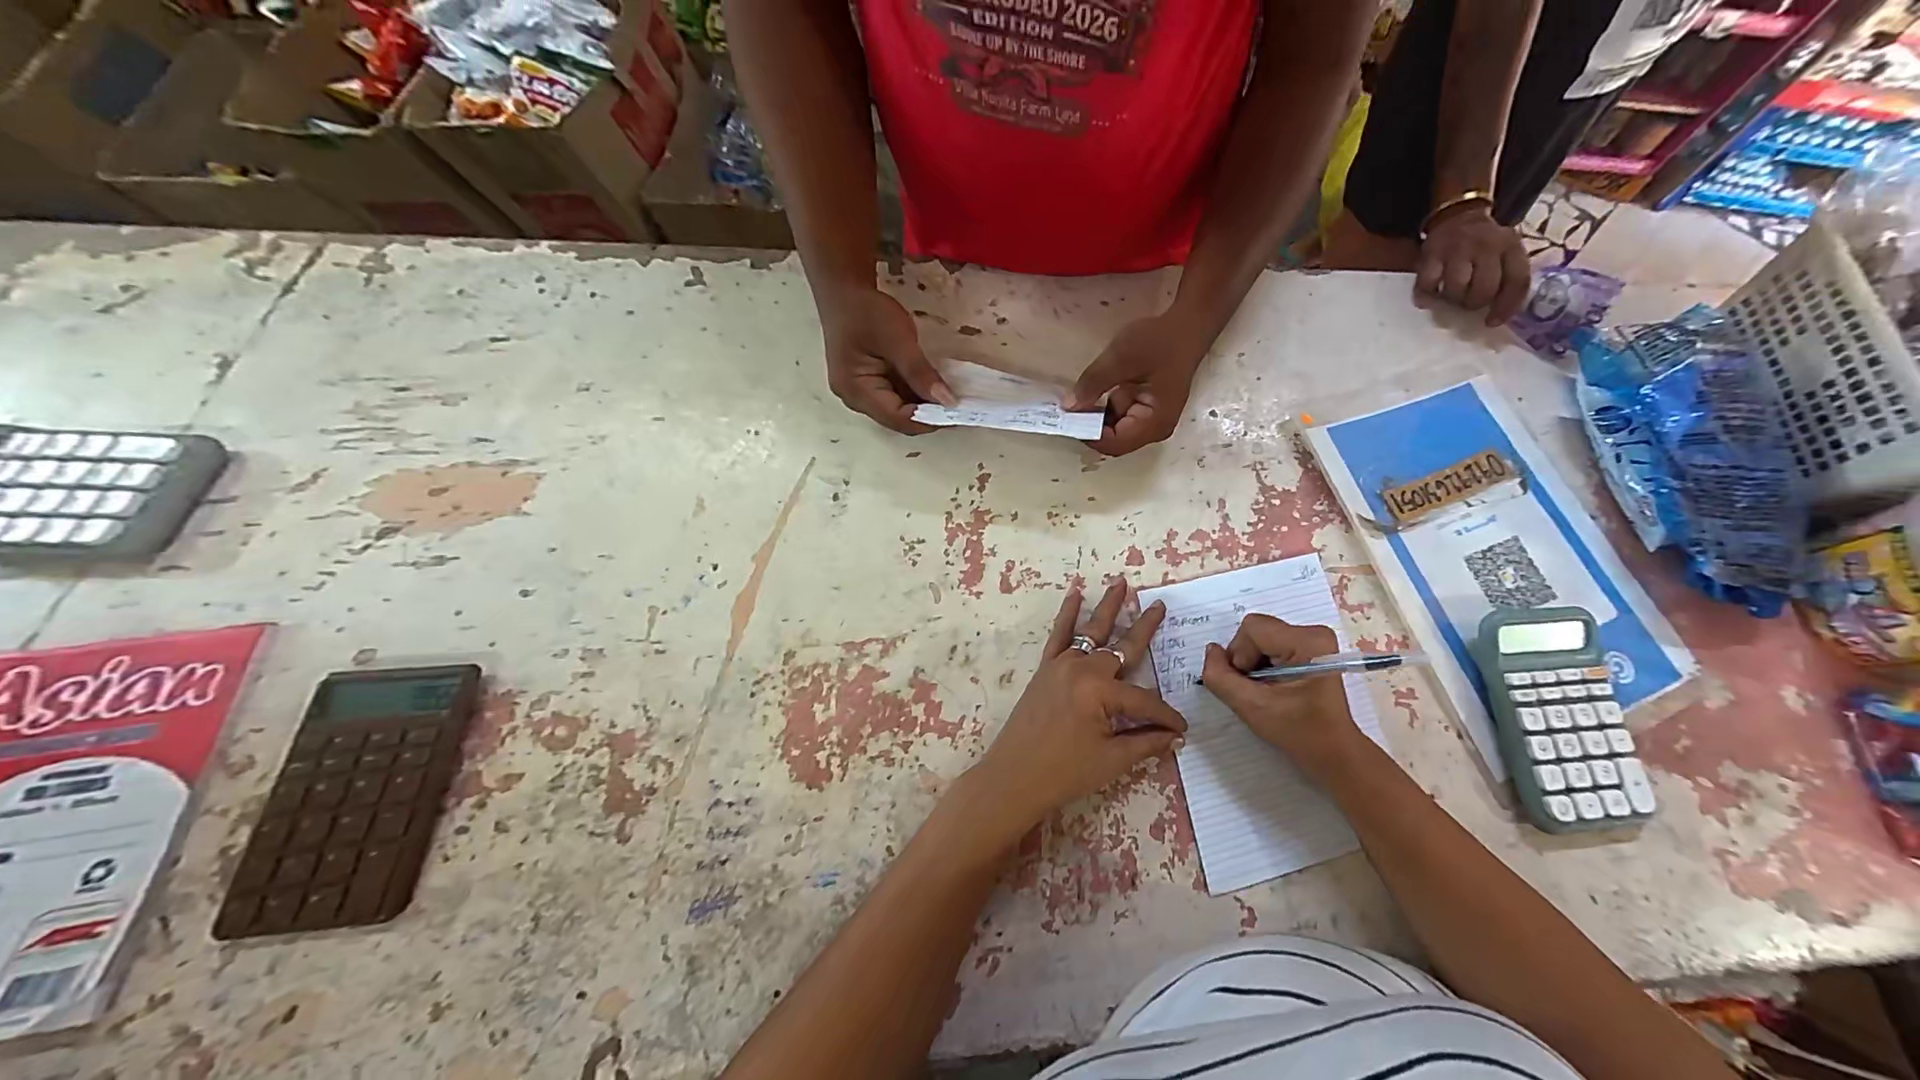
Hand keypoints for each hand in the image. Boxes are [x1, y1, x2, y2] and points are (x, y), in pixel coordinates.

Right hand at [818, 285, 955, 433]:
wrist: (843, 289)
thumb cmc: (866, 311)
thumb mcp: (898, 340)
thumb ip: (920, 373)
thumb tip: (947, 402)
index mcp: (856, 390)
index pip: (897, 418)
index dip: (928, 419)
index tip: (958, 412)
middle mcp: (855, 399)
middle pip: (897, 419)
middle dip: (927, 415)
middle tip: (958, 405)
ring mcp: (861, 392)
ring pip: (898, 409)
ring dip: (923, 405)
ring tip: (949, 395)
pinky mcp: (869, 384)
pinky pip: (895, 397)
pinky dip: (915, 393)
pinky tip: (933, 385)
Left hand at [964, 581, 1187, 835]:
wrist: (1013, 777)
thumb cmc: (1064, 772)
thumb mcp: (1111, 760)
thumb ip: (1146, 743)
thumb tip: (1176, 736)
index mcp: (1100, 692)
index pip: (1144, 701)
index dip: (1165, 717)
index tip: (1182, 729)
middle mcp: (1081, 668)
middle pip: (1121, 648)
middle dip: (1143, 629)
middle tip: (1160, 606)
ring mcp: (1060, 665)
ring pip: (1090, 631)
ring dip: (1107, 607)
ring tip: (1121, 583)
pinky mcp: (1045, 669)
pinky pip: (1059, 635)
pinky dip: (1067, 614)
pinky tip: (1075, 594)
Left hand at [1066, 310, 1209, 456]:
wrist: (1187, 325)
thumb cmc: (1160, 341)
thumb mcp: (1121, 358)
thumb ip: (1094, 383)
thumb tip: (1069, 406)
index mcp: (1154, 423)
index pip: (1114, 443)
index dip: (1088, 433)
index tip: (1067, 417)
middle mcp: (1154, 429)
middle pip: (1113, 441)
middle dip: (1090, 426)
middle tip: (1067, 407)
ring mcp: (1149, 421)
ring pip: (1112, 430)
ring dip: (1094, 417)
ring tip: (1077, 398)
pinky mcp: (1144, 409)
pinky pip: (1117, 417)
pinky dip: (1102, 408)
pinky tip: (1092, 393)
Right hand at [1200, 615, 1369, 781]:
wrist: (1332, 750)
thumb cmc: (1298, 732)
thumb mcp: (1251, 707)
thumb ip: (1220, 676)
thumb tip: (1211, 651)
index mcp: (1308, 642)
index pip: (1251, 629)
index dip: (1239, 656)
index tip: (1251, 684)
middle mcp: (1313, 632)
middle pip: (1255, 630)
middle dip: (1245, 658)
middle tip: (1257, 688)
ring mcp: (1313, 638)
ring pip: (1259, 636)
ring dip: (1252, 662)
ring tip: (1266, 688)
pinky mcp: (1309, 646)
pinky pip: (1269, 643)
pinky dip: (1262, 662)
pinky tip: (1272, 684)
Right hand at [1417, 204, 1531, 326]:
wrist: (1457, 217)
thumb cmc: (1483, 244)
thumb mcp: (1504, 252)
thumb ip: (1506, 277)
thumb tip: (1497, 314)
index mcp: (1511, 247)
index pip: (1516, 281)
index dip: (1506, 306)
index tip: (1493, 322)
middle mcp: (1487, 247)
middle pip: (1484, 288)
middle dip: (1474, 303)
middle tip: (1467, 305)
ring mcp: (1457, 250)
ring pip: (1456, 288)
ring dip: (1452, 301)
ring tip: (1450, 299)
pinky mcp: (1431, 255)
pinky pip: (1428, 284)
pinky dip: (1428, 295)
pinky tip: (1430, 296)